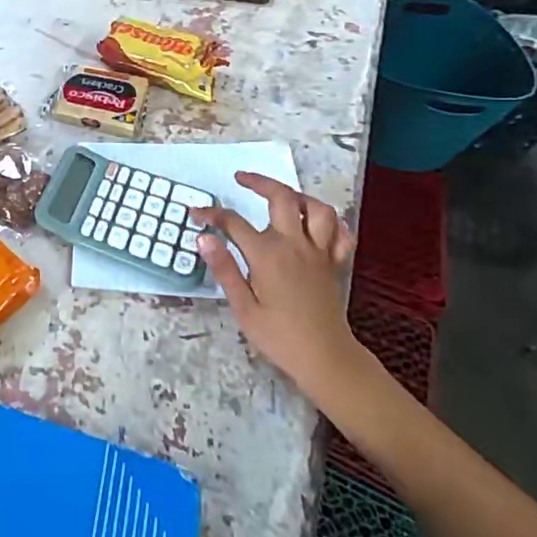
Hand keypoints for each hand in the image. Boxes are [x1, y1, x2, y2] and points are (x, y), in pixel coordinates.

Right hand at [190, 172, 358, 390]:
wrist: (324, 357)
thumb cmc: (278, 335)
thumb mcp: (242, 306)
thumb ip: (224, 268)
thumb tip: (204, 238)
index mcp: (267, 254)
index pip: (234, 223)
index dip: (212, 214)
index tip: (196, 214)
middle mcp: (295, 244)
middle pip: (281, 198)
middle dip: (259, 182)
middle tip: (241, 179)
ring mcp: (319, 251)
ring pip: (316, 208)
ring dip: (298, 196)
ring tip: (281, 197)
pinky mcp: (335, 263)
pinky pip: (340, 232)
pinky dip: (330, 222)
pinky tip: (316, 224)